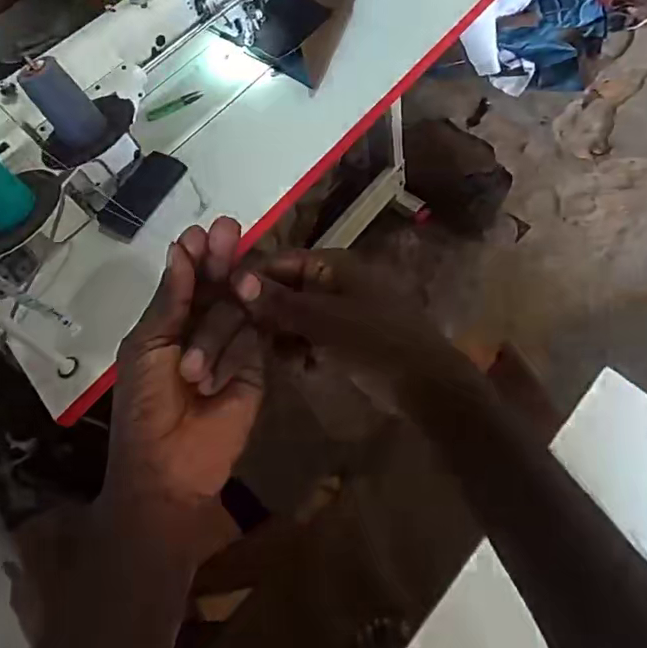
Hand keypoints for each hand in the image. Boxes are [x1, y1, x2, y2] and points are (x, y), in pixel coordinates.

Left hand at [107, 218, 262, 511]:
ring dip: (212, 337)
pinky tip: (212, 381)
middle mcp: (207, 322)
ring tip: (192, 376)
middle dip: (222, 258)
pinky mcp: (258, 363)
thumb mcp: (148, 346)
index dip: (199, 253)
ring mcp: (235, 341)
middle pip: (223, 280)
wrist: (168, 468)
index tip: (203, 231)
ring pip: (237, 308)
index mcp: (175, 316)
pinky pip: (253, 340)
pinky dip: (230, 356)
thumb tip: (181, 248)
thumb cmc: (144, 406)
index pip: (193, 274)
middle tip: (229, 231)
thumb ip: (172, 298)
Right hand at [236, 249, 473, 399]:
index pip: (280, 262)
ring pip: (293, 316)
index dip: (251, 279)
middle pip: (284, 289)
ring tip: (275, 355)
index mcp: (333, 265)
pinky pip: (307, 337)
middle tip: (240, 338)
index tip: (220, 303)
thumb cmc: (377, 342)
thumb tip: (237, 278)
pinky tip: (299, 366)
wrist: (426, 385)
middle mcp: (332, 281)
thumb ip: (281, 302)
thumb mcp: (326, 321)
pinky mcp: (341, 338)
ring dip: (280, 335)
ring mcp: (337, 310)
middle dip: (264, 313)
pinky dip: (299, 350)